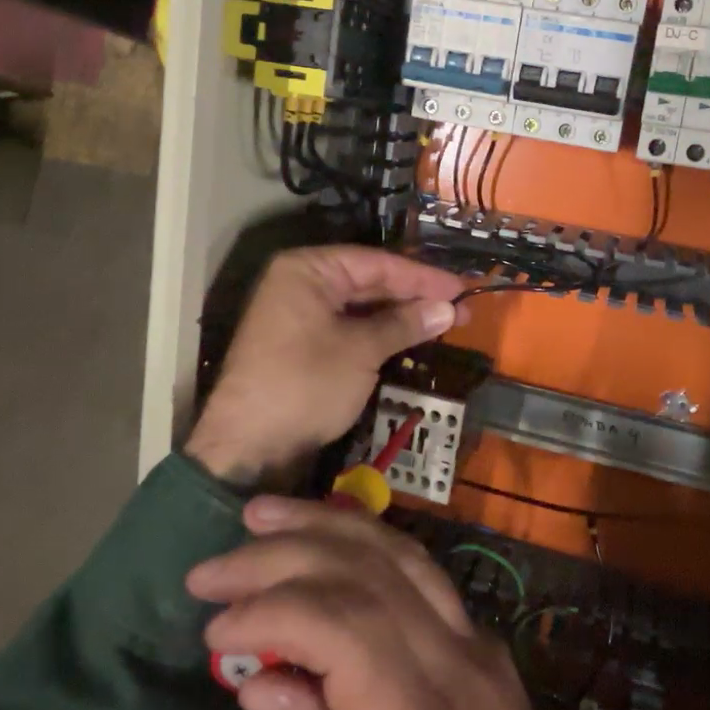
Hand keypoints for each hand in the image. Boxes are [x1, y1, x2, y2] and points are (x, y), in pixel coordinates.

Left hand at [185, 246, 463, 485]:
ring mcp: (299, 315)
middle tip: (461, 309)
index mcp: (308, 270)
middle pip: (369, 281)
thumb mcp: (360, 351)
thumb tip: (447, 309)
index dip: (423, 277)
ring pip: (361, 307)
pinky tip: (411, 339)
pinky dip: (379, 334)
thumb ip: (404, 324)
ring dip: (401, 316)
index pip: (377, 263)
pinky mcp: (302, 345)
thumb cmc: (304, 385)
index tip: (463, 288)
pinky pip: (348, 328)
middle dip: (415, 296)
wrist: (246, 446)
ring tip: (445, 323)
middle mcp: (301, 284)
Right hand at [188, 497, 548, 709]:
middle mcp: (456, 660)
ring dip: (327, 527)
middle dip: (283, 556)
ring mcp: (478, 645)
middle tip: (210, 570)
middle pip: (367, 574)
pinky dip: (370, 546)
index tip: (213, 630)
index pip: (343, 621)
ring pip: (400, 554)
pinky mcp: (485, 646)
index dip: (272, 612)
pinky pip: (425, 573)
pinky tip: (333, 539)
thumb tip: (260, 679)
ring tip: (262, 515)